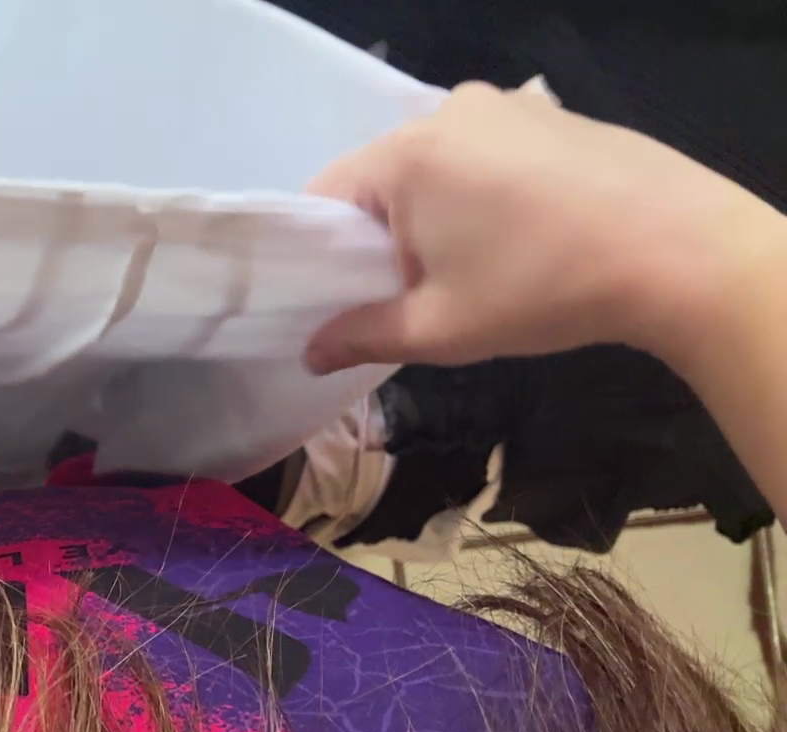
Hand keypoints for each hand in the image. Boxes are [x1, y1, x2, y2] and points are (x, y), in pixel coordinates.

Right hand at [303, 81, 784, 376]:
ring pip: (421, 170)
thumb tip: (310, 355)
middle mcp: (450, 113)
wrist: (691, 257)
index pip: (321, 199)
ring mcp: (506, 106)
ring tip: (453, 263)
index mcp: (409, 156)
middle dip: (370, 236)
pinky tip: (499, 234)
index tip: (337, 295)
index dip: (317, 253)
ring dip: (417, 217)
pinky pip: (471, 155)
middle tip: (396, 288)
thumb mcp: (432, 330)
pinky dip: (464, 195)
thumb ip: (356, 339)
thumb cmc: (542, 289)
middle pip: (371, 182)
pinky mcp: (549, 114)